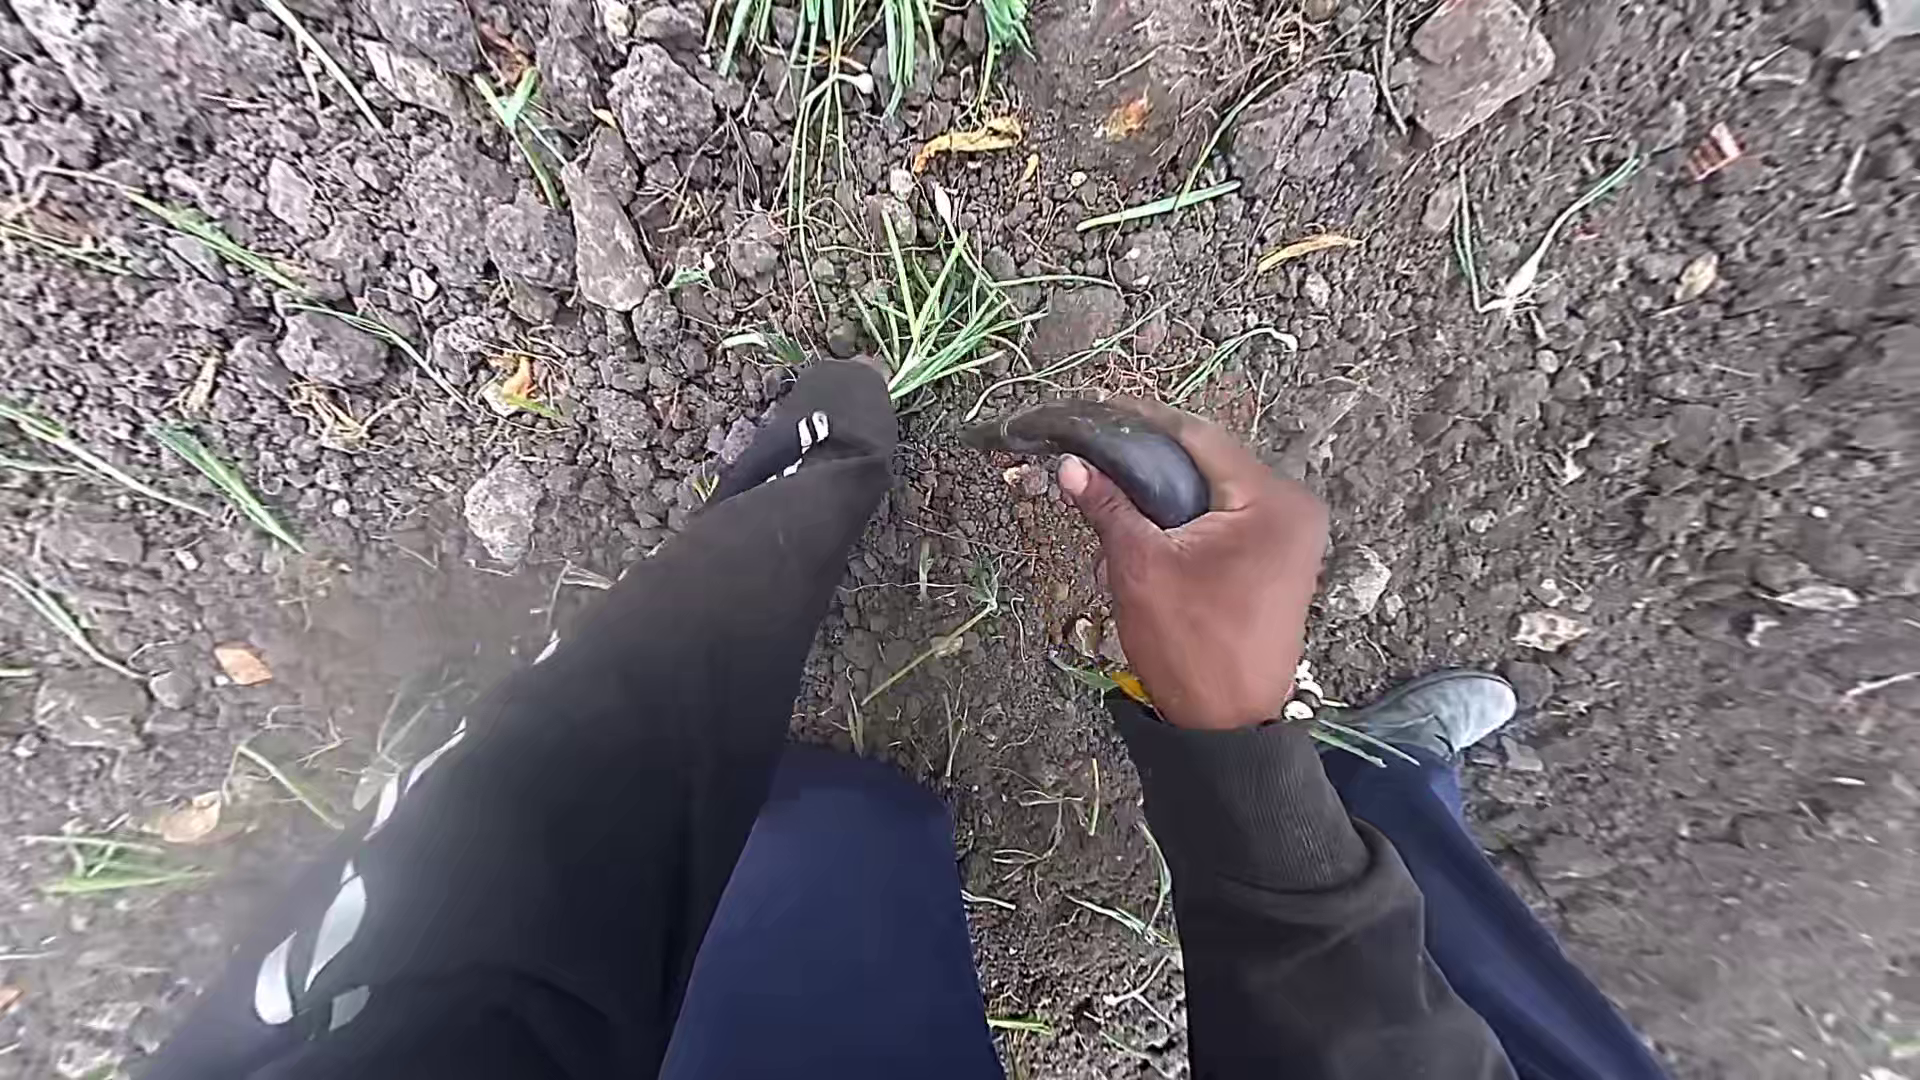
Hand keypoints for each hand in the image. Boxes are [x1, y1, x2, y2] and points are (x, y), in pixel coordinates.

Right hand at [1058, 400, 1327, 730]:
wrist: (1225, 723)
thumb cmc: (1187, 644)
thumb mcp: (1139, 566)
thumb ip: (1108, 506)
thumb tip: (1071, 465)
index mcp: (1272, 500)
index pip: (1197, 437)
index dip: (1141, 423)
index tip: (1096, 415)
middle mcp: (1292, 507)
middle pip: (1206, 462)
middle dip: (1148, 464)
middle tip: (1097, 463)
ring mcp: (1289, 534)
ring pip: (1211, 490)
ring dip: (1162, 493)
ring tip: (1115, 501)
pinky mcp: (1276, 557)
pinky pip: (1222, 518)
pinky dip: (1182, 517)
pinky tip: (1147, 529)